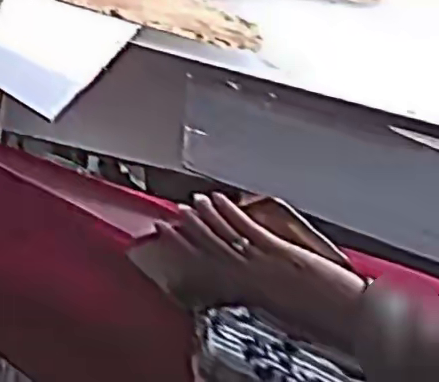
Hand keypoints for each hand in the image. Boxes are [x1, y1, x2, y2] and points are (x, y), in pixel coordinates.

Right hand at [154, 193, 365, 344]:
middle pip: (208, 240)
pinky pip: (247, 225)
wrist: (361, 321)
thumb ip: (254, 293)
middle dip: (190, 223)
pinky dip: (230, 210)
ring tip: (196, 199)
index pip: (200, 259)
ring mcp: (262, 256)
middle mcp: (245, 269)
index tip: (161, 227)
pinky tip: (222, 198)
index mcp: (243, 287)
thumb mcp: (281, 314)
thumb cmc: (326, 324)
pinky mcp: (278, 248)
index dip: (178, 242)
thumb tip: (236, 283)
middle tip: (176, 208)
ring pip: (223, 229)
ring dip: (207, 213)